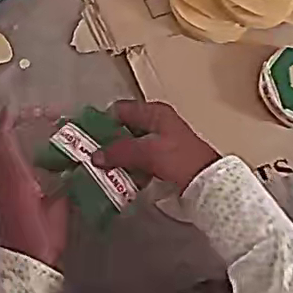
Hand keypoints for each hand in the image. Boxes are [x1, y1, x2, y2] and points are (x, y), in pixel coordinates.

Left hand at [0, 107, 68, 266]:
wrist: (26, 267)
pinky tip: (11, 153)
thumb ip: (68, 181)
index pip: (3, 139)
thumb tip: (79, 161)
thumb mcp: (62, 206)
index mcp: (15, 177)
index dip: (8, 120)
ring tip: (14, 129)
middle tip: (20, 115)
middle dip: (1, 124)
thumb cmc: (45, 237)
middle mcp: (0, 179)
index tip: (19, 107)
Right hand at [91, 100, 219, 190]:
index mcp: (154, 112)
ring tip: (98, 169)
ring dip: (117, 157)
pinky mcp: (163, 159)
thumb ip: (119, 152)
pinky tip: (118, 178)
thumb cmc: (179, 159)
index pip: (120, 109)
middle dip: (107, 141)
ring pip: (130, 146)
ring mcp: (160, 141)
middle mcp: (157, 122)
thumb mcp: (148, 152)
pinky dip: (128, 167)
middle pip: (123, 128)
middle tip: (88, 155)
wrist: (208, 183)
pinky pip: (139, 160)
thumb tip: (94, 156)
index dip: (102, 120)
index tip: (84, 135)